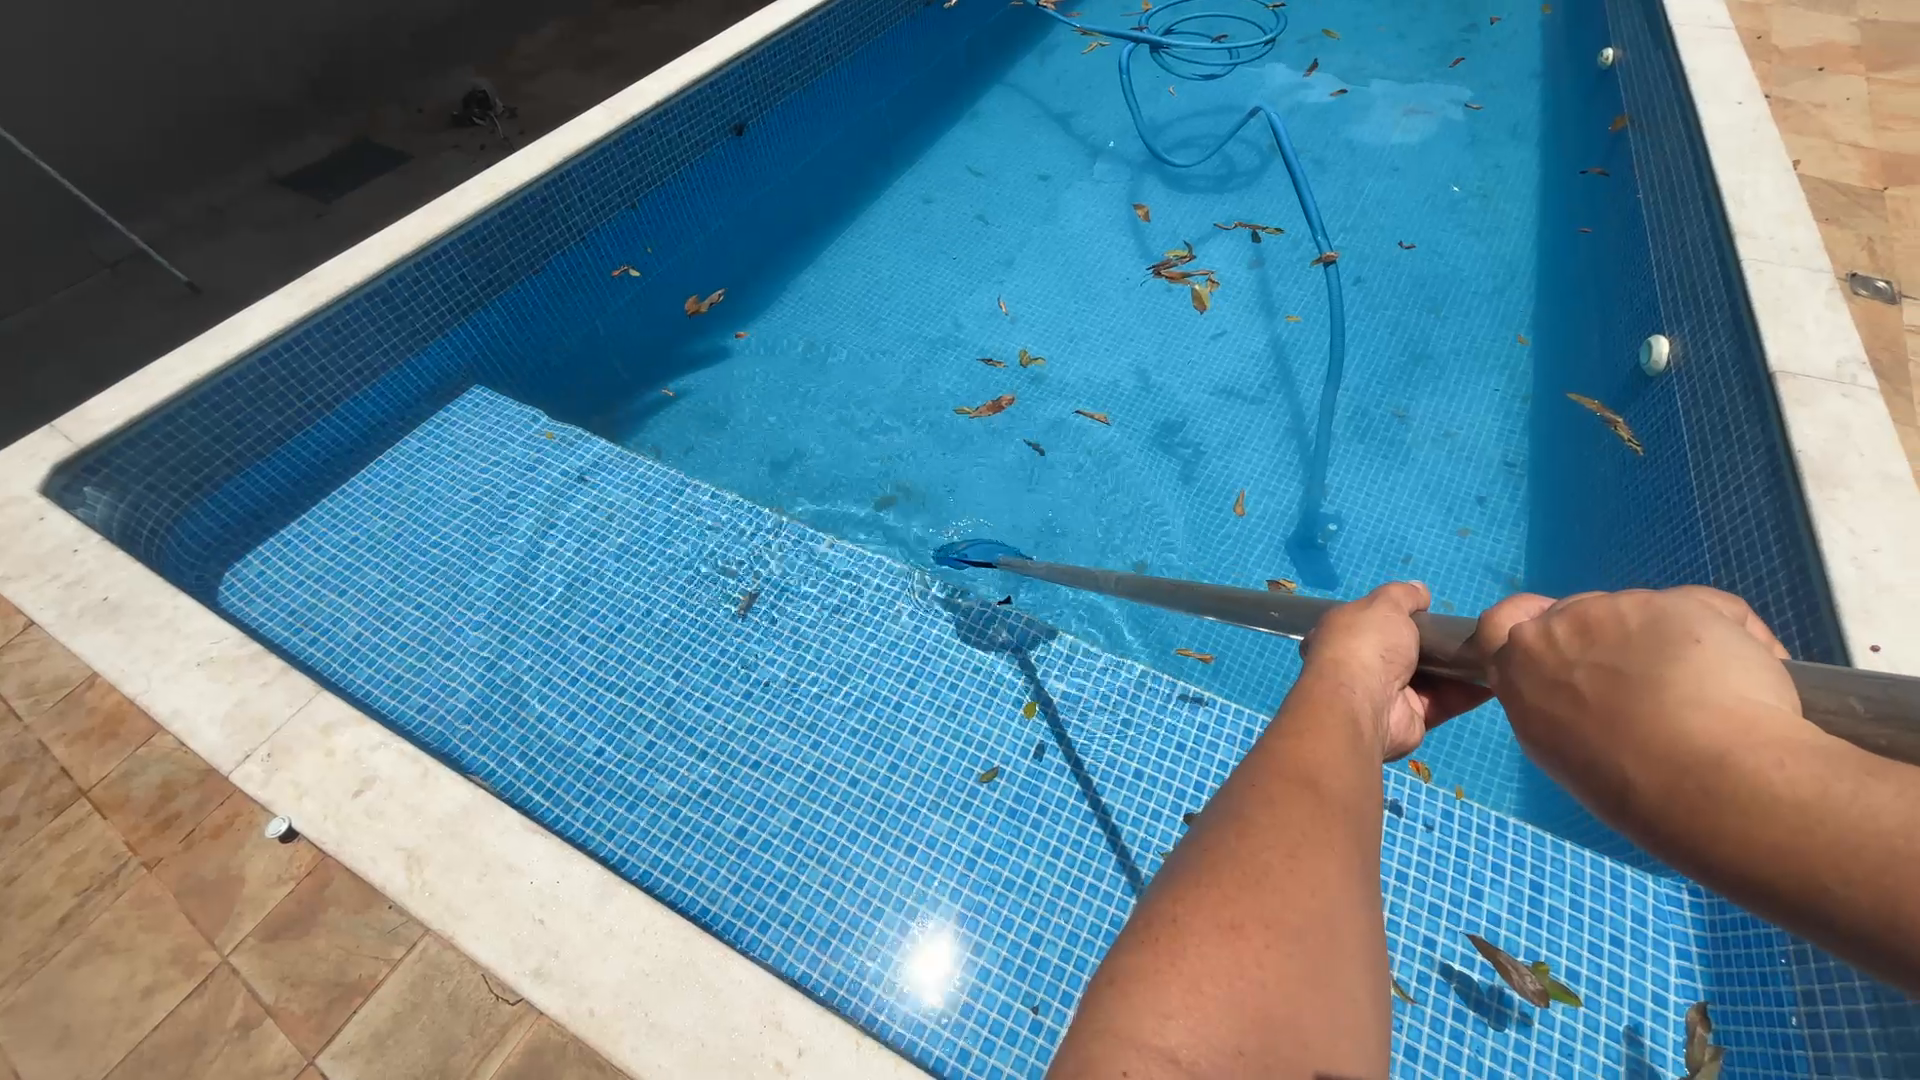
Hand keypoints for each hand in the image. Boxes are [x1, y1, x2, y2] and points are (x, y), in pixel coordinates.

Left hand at [1299, 582, 1494, 759]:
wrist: (1365, 703)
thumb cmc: (1368, 644)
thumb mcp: (1383, 605)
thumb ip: (1402, 595)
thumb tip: (1419, 590)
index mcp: (1345, 633)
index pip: (1372, 620)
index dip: (1397, 615)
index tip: (1428, 610)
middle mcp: (1361, 661)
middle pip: (1404, 648)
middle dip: (1434, 642)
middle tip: (1467, 632)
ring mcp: (1385, 691)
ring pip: (1428, 675)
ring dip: (1456, 666)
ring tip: (1492, 652)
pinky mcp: (1411, 715)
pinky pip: (1445, 700)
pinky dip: (1468, 691)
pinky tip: (1495, 679)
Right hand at [1473, 587, 1808, 815]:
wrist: (1702, 778)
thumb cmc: (1622, 783)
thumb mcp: (1554, 744)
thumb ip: (1550, 699)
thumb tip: (1585, 691)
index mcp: (1516, 667)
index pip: (1501, 622)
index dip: (1532, 624)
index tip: (1566, 645)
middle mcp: (1554, 629)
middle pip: (1580, 613)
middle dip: (1614, 637)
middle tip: (1654, 683)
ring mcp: (1612, 610)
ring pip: (1646, 611)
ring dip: (1673, 639)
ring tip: (1713, 694)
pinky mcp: (1676, 604)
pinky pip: (1711, 608)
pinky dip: (1736, 636)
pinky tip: (1751, 679)